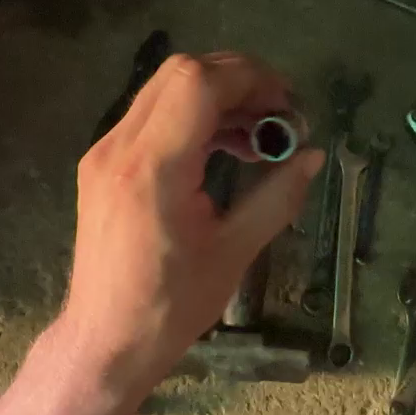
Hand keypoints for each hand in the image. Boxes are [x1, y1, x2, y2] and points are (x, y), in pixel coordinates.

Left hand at [58, 52, 323, 403]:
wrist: (105, 341)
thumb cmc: (170, 308)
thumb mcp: (234, 254)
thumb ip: (276, 198)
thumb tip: (312, 157)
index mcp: (153, 169)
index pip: (199, 84)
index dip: (251, 79)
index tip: (288, 107)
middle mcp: (120, 147)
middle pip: (181, 73)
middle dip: (238, 81)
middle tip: (279, 115)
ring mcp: (104, 152)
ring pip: (164, 89)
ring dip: (217, 97)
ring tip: (259, 135)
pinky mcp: (103, 164)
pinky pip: (152, 116)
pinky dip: (193, 116)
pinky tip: (225, 148)